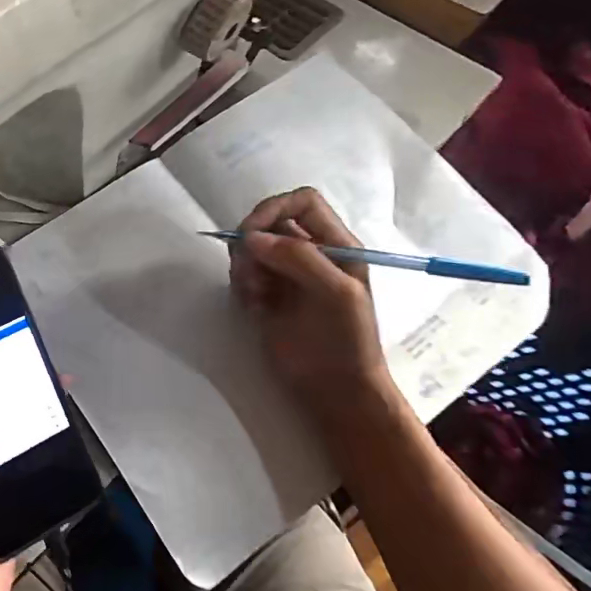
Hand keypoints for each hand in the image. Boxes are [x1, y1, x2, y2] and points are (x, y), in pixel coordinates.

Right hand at [230, 187, 391, 408]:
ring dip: (244, 267)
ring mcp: (287, 275)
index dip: (274, 208)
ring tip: (255, 296)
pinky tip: (254, 309)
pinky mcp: (267, 297)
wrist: (336, 388)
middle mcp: (309, 253)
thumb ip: (299, 258)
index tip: (251, 233)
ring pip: (252, 250)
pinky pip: (244, 276)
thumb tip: (252, 239)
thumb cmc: (348, 339)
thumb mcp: (337, 293)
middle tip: (247, 272)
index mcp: (335, 243)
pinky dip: (242, 286)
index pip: (302, 202)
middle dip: (251, 242)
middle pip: (269, 224)